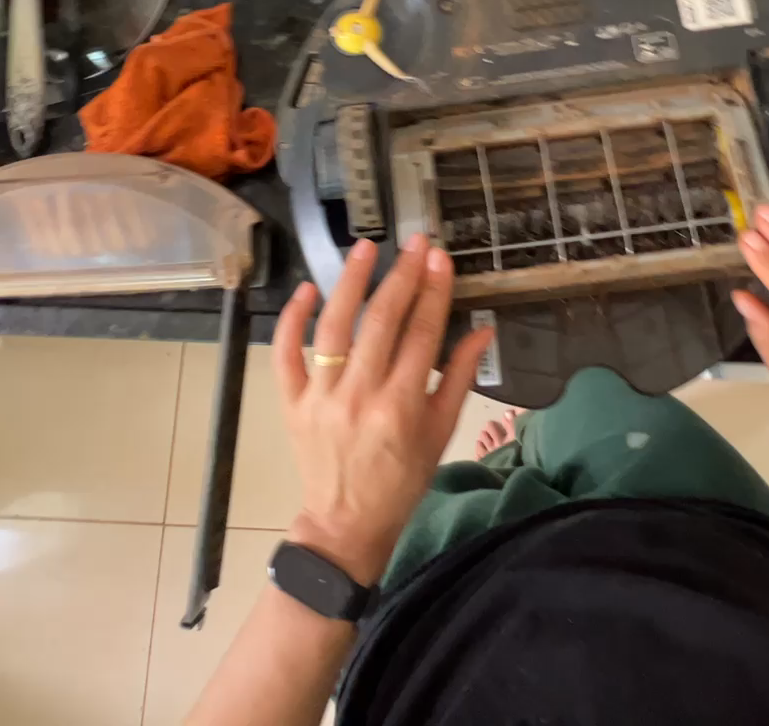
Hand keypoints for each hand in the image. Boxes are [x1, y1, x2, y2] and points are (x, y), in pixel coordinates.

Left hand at [271, 234, 494, 585]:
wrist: (346, 524)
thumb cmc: (402, 480)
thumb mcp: (441, 434)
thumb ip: (460, 378)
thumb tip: (482, 330)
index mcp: (401, 407)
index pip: (421, 335)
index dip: (433, 292)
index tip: (440, 258)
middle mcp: (359, 396)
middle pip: (380, 323)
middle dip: (401, 276)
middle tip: (415, 243)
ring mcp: (320, 398)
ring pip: (333, 328)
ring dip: (349, 282)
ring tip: (364, 247)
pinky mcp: (291, 402)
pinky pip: (286, 354)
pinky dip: (292, 320)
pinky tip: (307, 289)